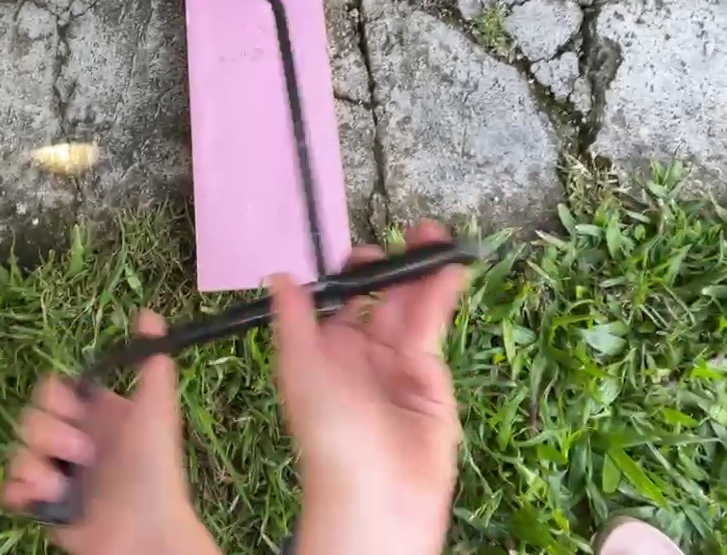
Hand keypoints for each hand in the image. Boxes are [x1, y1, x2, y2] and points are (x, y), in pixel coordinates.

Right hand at [0, 310, 219, 554]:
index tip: (74, 408)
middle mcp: (73, 438)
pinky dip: (14, 492)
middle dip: (47, 434)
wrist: (147, 529)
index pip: (52, 390)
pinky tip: (33, 497)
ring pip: (18, 452)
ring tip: (58, 483)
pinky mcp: (46, 507)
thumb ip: (151, 359)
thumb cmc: (155, 463)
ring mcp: (59, 473)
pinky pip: (11, 491)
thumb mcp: (158, 405)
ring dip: (32, 465)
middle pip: (30, 419)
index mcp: (94, 413)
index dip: (55, 398)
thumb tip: (149, 312)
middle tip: (81, 455)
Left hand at [269, 221, 469, 554]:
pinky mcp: (429, 374)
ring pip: (409, 304)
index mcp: (327, 347)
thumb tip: (277, 273)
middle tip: (410, 231)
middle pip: (379, 295)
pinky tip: (449, 267)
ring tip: (434, 234)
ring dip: (421, 269)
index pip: (341, 296)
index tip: (359, 246)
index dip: (350, 269)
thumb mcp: (301, 367)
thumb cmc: (328, 430)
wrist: (376, 495)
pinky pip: (432, 325)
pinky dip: (441, 294)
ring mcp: (397, 361)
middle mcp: (362, 350)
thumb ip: (293, 318)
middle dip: (393, 263)